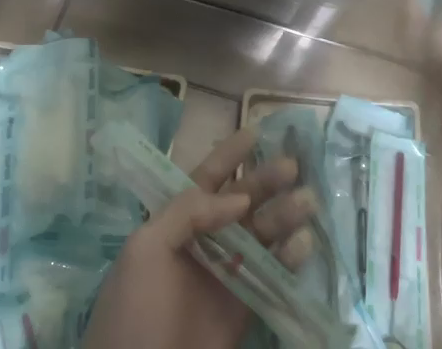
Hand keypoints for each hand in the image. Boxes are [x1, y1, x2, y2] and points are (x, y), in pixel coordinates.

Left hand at [83, 128, 317, 348]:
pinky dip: (292, 256)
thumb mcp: (144, 249)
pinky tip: (304, 242)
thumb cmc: (133, 309)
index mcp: (174, 224)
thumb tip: (240, 199)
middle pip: (241, 202)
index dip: (228, 156)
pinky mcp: (246, 306)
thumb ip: (188, 212)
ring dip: (285, 214)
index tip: (255, 131)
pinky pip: (273, 273)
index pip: (204, 180)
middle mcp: (204, 243)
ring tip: (307, 202)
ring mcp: (226, 274)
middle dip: (265, 181)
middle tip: (292, 165)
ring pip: (263, 234)